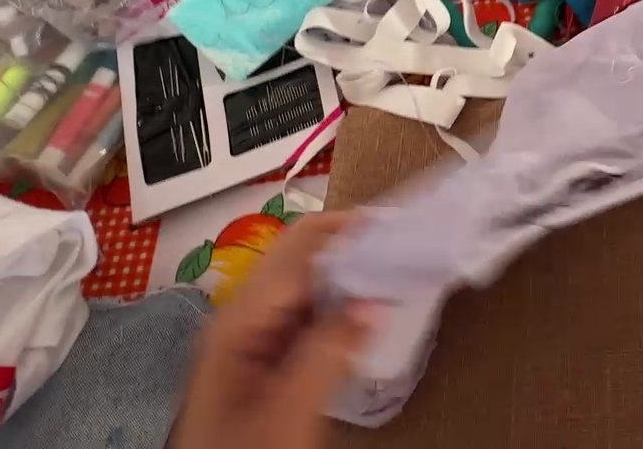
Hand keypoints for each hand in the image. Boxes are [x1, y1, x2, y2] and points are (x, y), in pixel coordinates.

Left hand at [172, 212, 376, 448]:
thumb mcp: (289, 415)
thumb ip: (329, 354)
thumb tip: (375, 300)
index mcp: (241, 317)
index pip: (301, 246)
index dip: (348, 230)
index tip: (397, 228)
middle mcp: (244, 312)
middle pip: (302, 252)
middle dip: (350, 242)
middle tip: (401, 244)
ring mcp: (254, 331)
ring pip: (308, 277)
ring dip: (349, 268)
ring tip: (395, 267)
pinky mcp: (268, 351)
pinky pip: (309, 305)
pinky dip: (342, 296)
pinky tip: (370, 304)